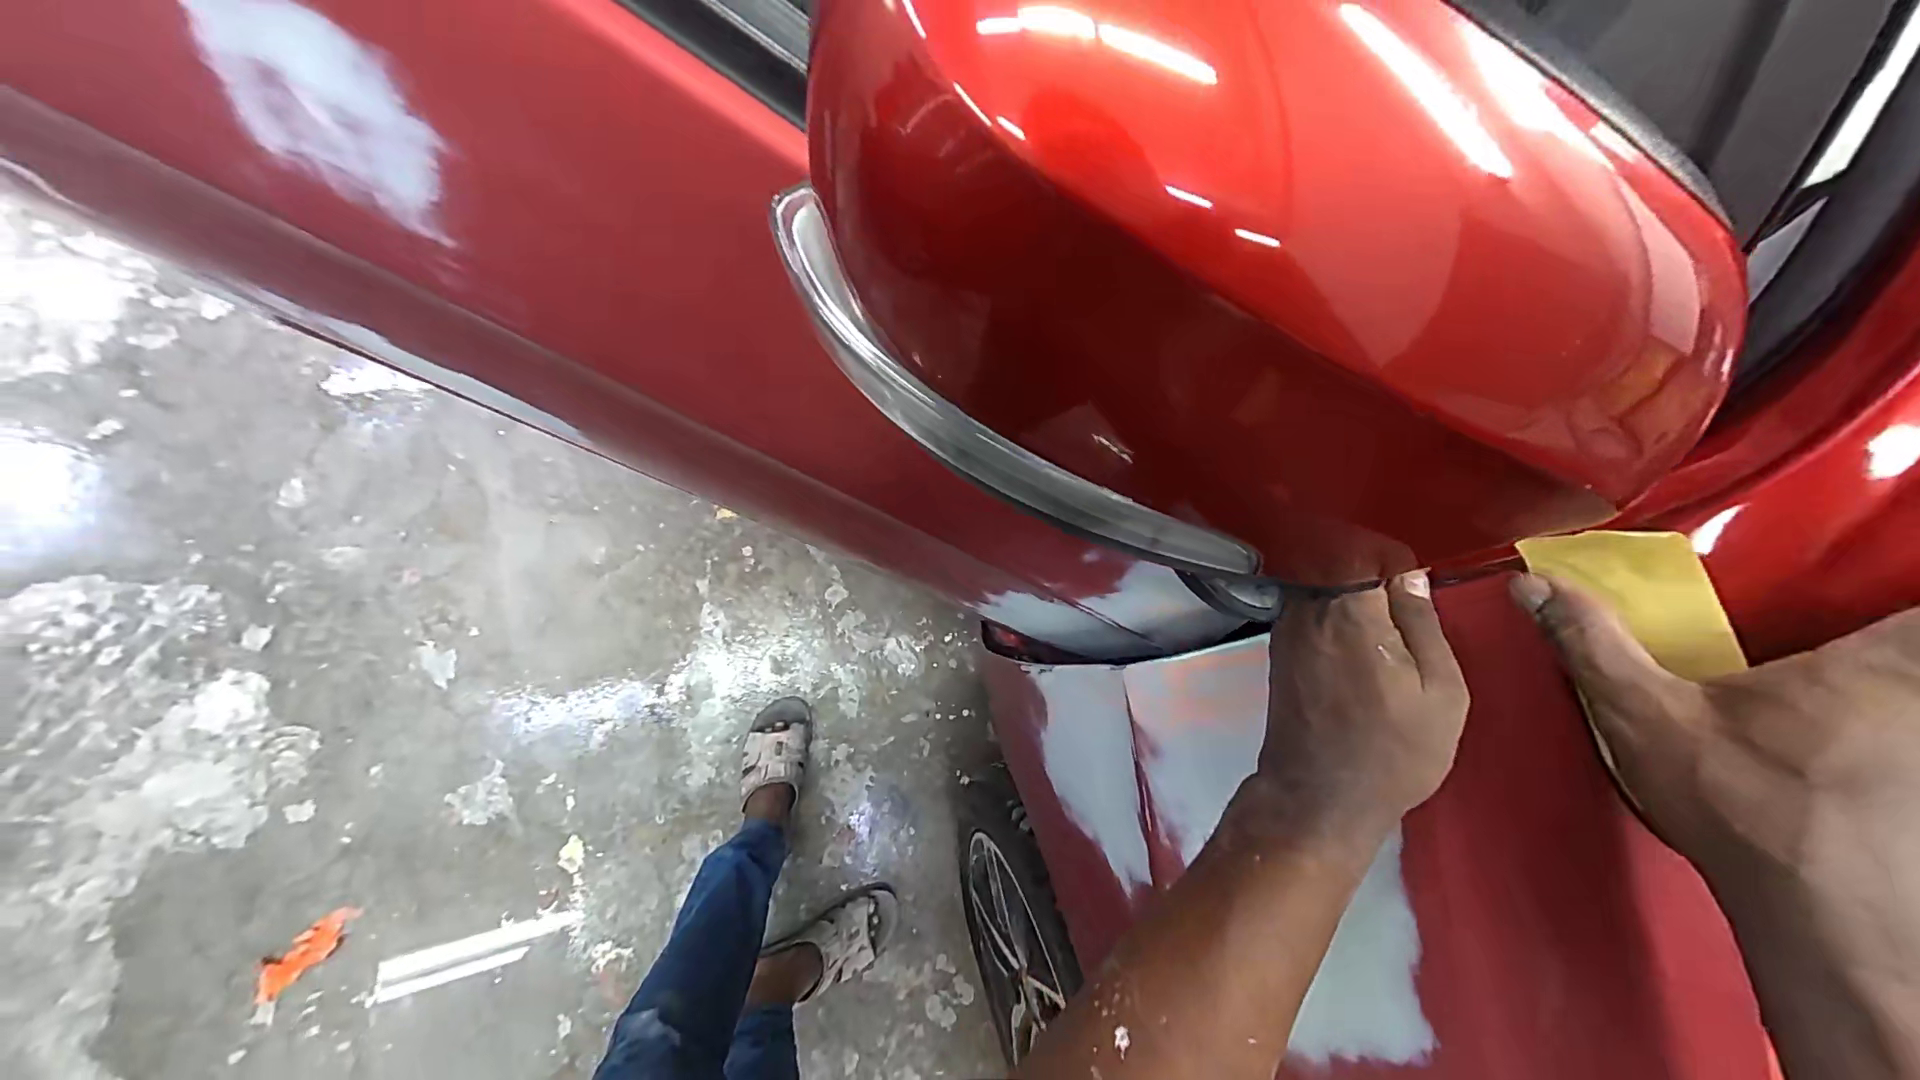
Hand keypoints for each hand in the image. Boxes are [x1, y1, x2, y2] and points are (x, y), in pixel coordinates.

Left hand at [1256, 571, 1469, 837]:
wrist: (1319, 792)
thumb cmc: (1392, 749)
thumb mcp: (1439, 690)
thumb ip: (1422, 623)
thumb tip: (1410, 574)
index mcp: (1346, 611)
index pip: (1361, 550)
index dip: (1390, 552)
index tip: (1416, 565)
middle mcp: (1305, 610)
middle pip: (1335, 564)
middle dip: (1370, 568)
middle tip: (1406, 589)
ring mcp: (1285, 628)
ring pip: (1320, 587)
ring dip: (1350, 591)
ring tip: (1387, 614)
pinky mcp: (1277, 646)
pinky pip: (1309, 611)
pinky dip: (1332, 612)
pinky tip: (1358, 635)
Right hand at [1513, 572, 1919, 1077]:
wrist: (1822, 916)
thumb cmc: (1738, 802)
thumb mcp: (1640, 712)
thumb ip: (1590, 640)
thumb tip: (1533, 582)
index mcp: (1878, 668)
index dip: (1906, 562)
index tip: (1886, 538)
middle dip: (1894, 618)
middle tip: (1850, 593)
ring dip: (1890, 663)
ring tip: (1846, 666)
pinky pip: (1913, 717)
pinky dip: (1888, 707)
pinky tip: (1853, 733)